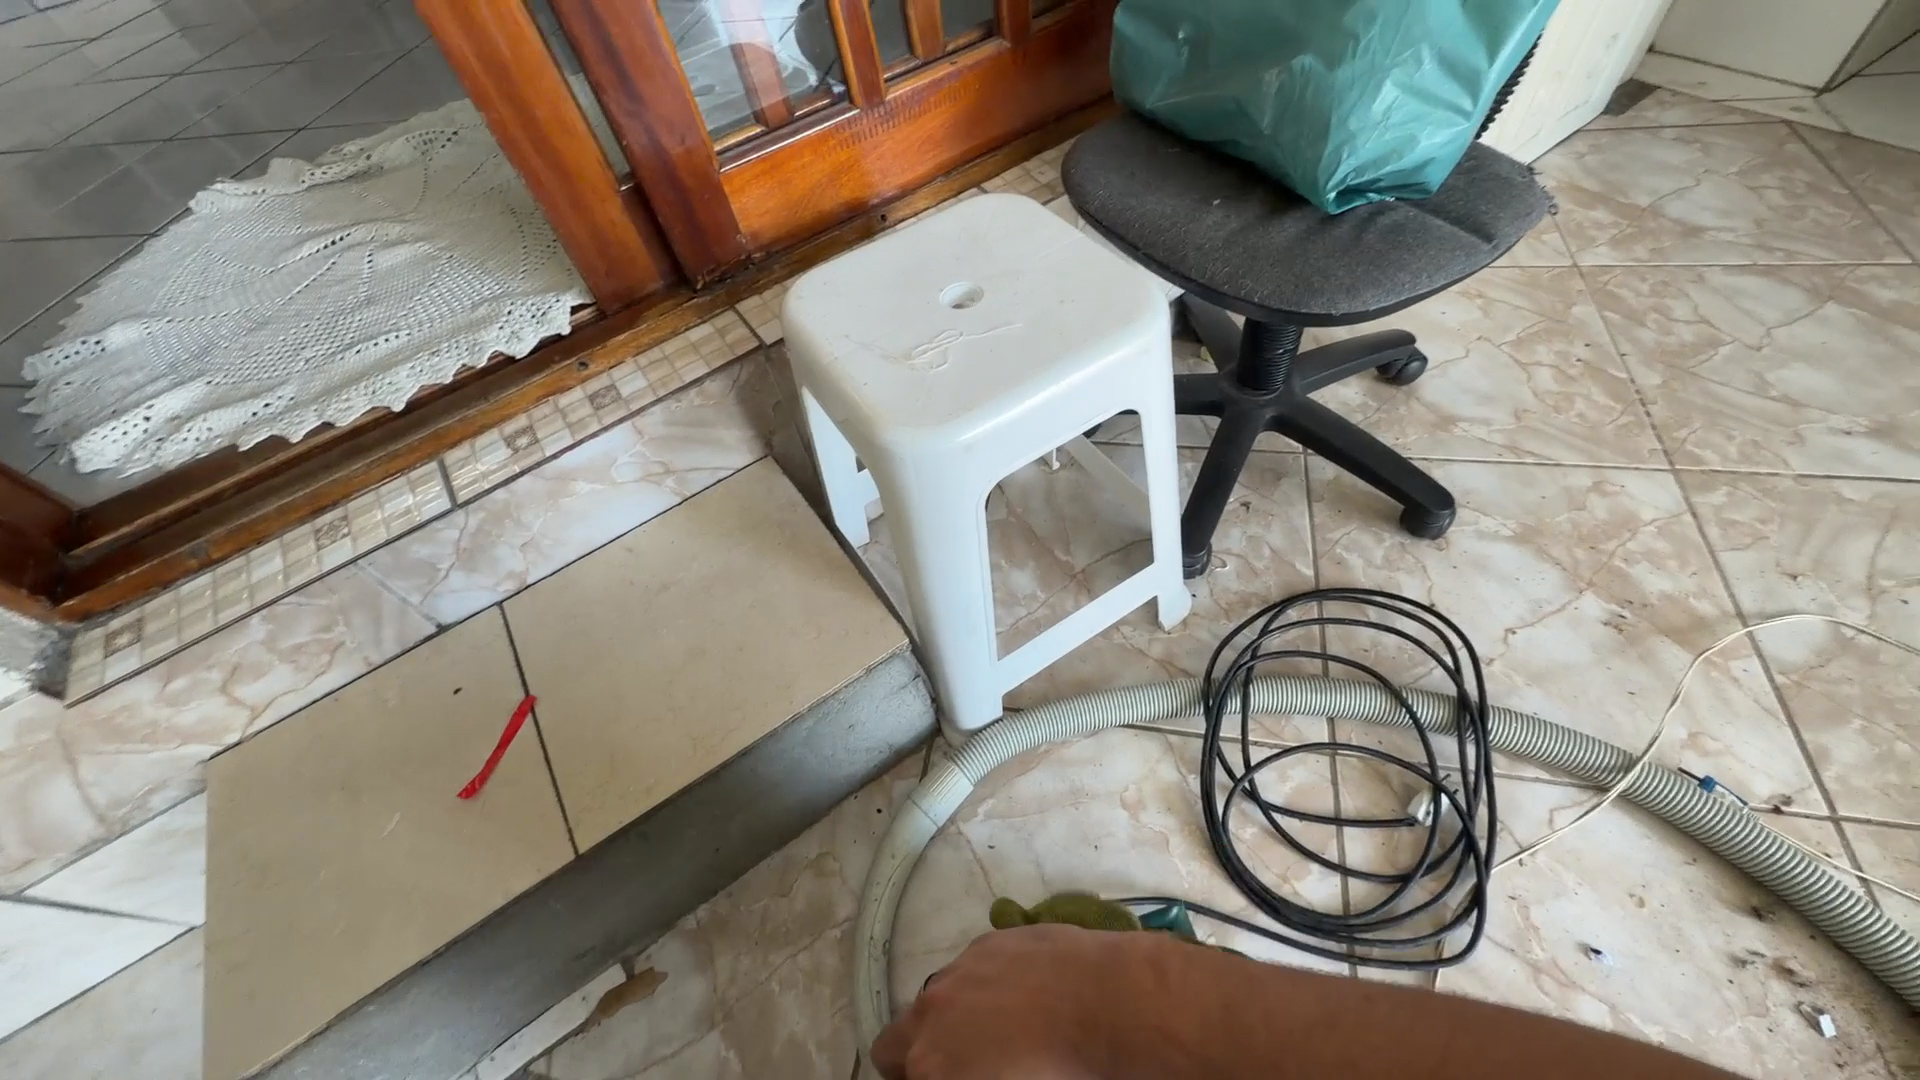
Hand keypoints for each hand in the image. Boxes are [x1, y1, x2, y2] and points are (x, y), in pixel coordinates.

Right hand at [870, 924, 1186, 1079]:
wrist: (1104, 1003)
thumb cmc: (1058, 1071)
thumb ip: (964, 1075)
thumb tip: (966, 1069)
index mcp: (930, 1061)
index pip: (895, 1074)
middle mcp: (932, 1011)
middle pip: (892, 1045)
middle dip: (912, 1060)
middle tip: (954, 1069)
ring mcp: (959, 970)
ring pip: (933, 1001)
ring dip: (949, 1019)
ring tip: (998, 1031)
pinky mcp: (989, 942)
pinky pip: (968, 971)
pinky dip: (981, 986)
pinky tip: (1022, 996)